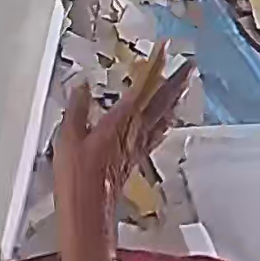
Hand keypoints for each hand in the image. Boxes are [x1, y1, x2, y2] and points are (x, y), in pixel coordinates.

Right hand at [53, 42, 192, 260]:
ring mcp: (140, 143)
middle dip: (177, 79)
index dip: (156, 65)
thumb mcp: (68, 137)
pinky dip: (168, 117)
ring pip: (165, 113)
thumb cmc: (78, 177)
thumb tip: (82, 85)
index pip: (144, 85)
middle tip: (190, 63)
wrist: (88, 212)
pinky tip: (170, 116)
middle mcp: (137, 129)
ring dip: (176, 96)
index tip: (165, 48)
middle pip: (162, 99)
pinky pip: (159, 130)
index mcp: (122, 119)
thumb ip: (77, 107)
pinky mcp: (138, 155)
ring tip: (186, 83)